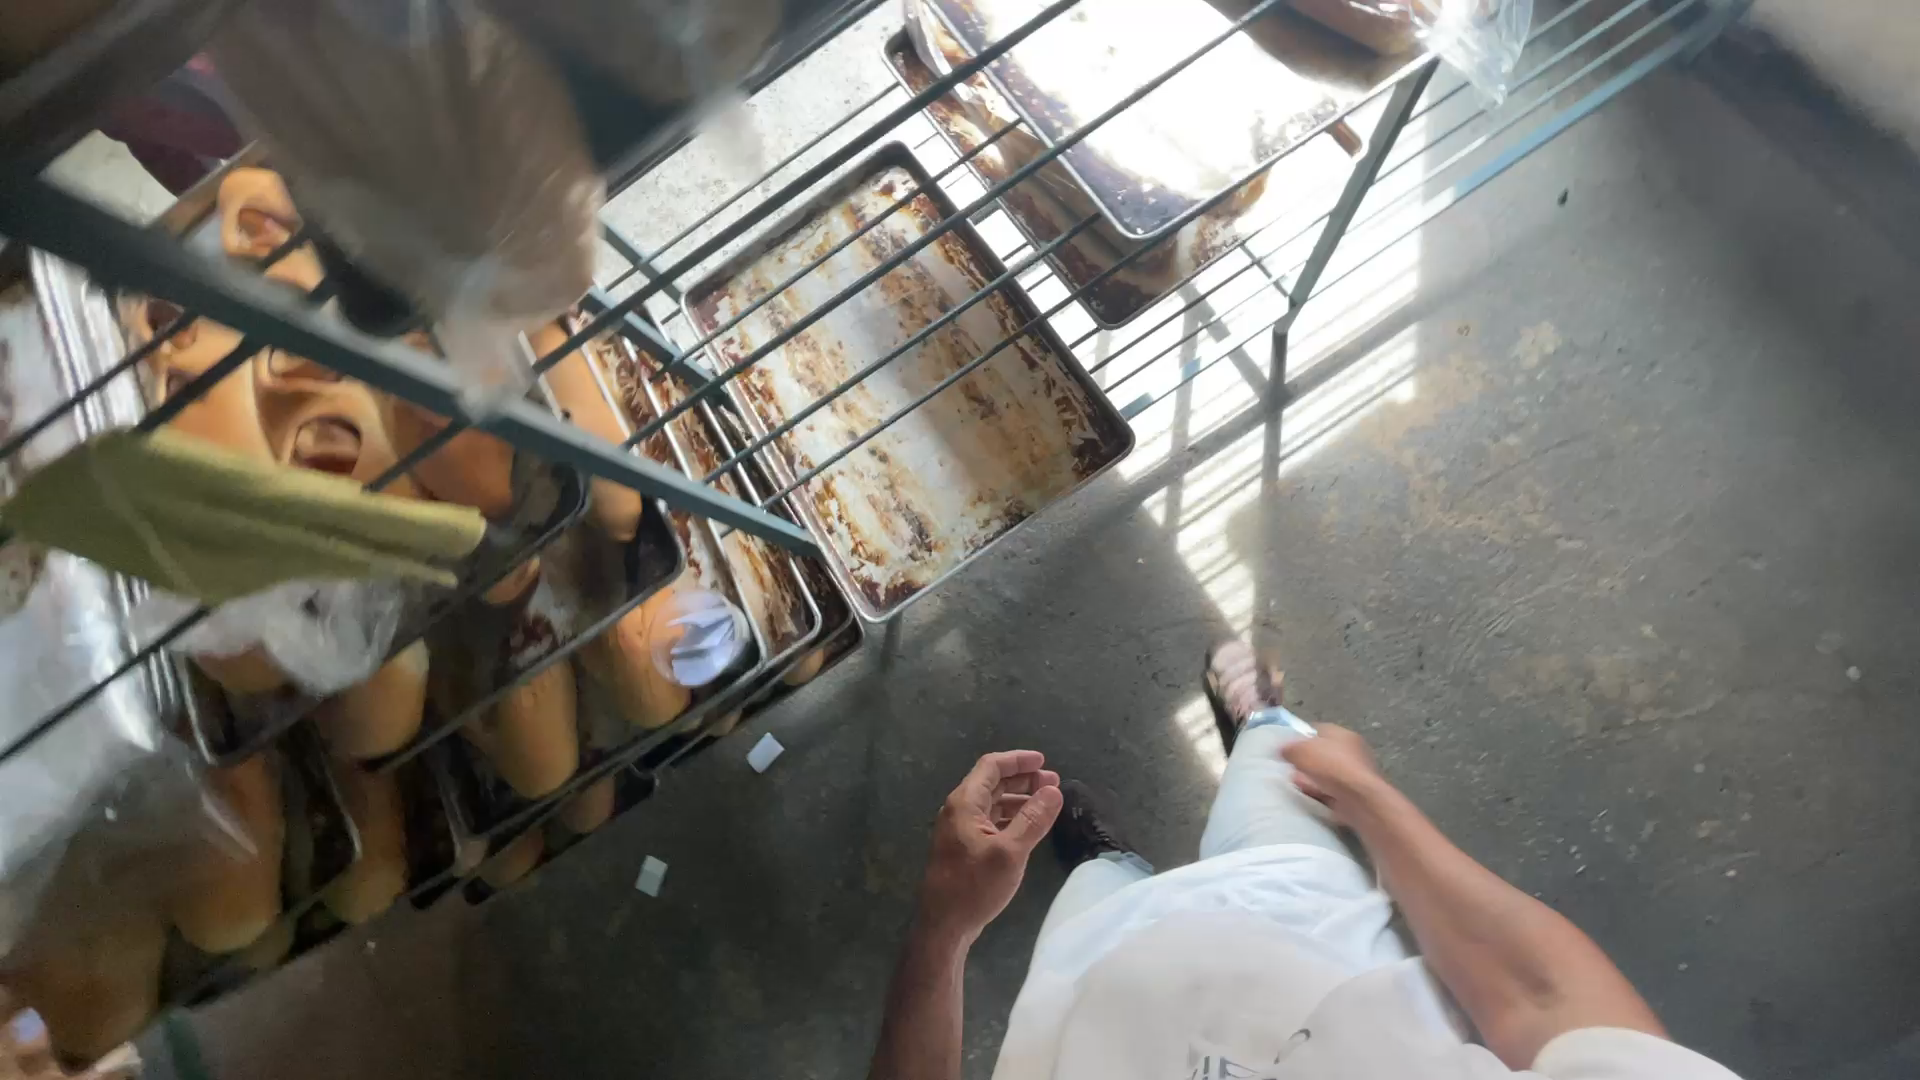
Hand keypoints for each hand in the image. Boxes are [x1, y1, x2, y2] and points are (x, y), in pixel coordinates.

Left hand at [916, 750, 1062, 944]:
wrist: (942, 926)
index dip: (1018, 760)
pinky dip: (1011, 818)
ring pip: (993, 803)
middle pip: (993, 782)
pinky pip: (990, 821)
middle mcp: (960, 809)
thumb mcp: (1010, 852)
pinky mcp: (964, 848)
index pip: (992, 766)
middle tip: (1053, 784)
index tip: (1044, 762)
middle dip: (1023, 779)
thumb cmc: (973, 886)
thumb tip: (1053, 791)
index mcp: (965, 802)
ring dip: (1019, 799)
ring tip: (1047, 803)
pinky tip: (1029, 827)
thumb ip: (1033, 820)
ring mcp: (960, 829)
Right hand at [1281, 724, 1389, 823]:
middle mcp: (1352, 750)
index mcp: (1341, 733)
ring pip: (1327, 772)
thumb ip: (1288, 748)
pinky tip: (1310, 794)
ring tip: (1297, 782)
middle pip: (1322, 752)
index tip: (1288, 748)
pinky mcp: (1357, 792)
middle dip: (1306, 760)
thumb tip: (1283, 750)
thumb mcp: (1300, 750)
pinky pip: (1333, 789)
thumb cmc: (1330, 766)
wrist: (1359, 800)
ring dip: (1312, 778)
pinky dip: (1321, 791)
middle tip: (1291, 767)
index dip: (1300, 737)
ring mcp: (1356, 772)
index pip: (1317, 730)